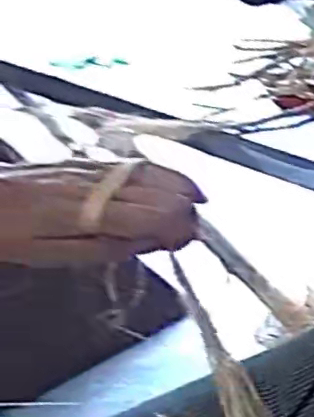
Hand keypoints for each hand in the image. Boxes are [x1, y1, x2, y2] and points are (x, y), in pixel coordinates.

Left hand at [0, 161, 203, 265]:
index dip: (180, 232)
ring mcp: (89, 169)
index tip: (176, 245)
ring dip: (185, 195)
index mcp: (82, 213)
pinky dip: (170, 177)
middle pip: (167, 196)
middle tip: (178, 233)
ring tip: (191, 210)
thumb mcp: (51, 255)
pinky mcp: (84, 162)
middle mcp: (92, 186)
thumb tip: (156, 242)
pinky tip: (179, 189)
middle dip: (185, 217)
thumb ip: (109, 249)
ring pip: (161, 176)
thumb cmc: (2, 234)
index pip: (159, 216)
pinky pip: (141, 165)